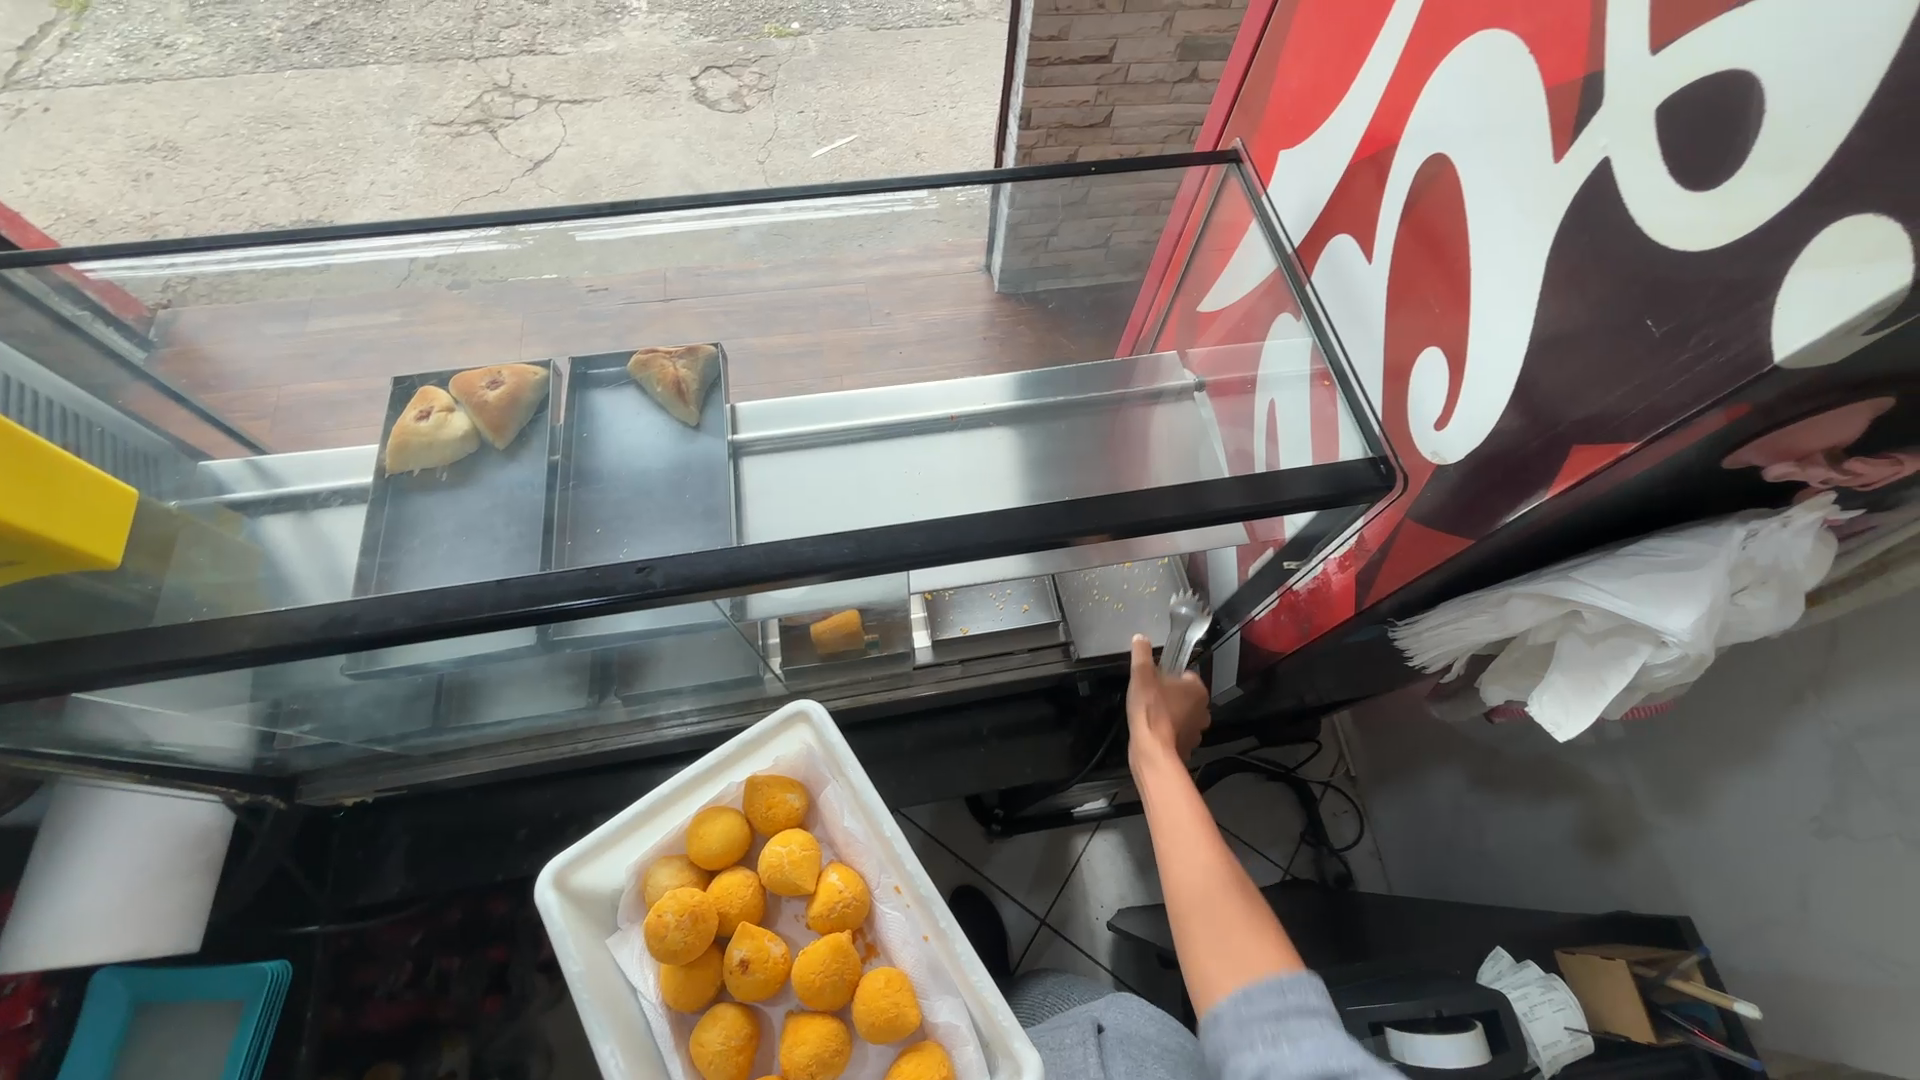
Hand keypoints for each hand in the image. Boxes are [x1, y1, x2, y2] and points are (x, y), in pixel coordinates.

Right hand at [1126, 634, 1209, 767]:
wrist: (1152, 750)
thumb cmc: (1150, 710)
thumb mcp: (1141, 676)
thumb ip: (1141, 655)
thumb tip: (1140, 637)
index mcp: (1197, 689)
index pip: (1184, 674)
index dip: (1167, 676)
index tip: (1152, 682)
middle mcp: (1203, 709)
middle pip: (1184, 695)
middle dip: (1170, 695)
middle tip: (1149, 698)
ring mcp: (1198, 730)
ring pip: (1183, 714)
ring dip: (1171, 714)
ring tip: (1150, 715)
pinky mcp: (1190, 746)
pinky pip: (1179, 732)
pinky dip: (1170, 731)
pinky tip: (1154, 731)